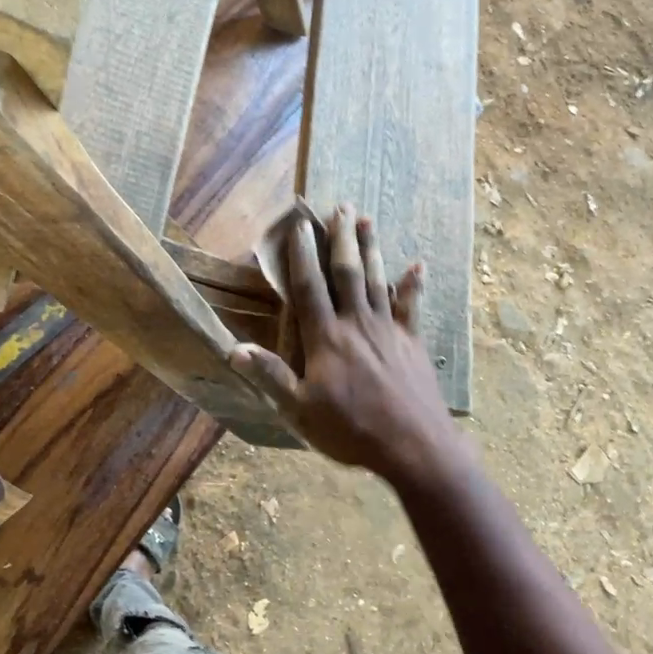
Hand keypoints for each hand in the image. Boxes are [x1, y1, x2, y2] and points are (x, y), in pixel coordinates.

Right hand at [231, 205, 464, 481]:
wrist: (414, 447)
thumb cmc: (351, 431)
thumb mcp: (301, 412)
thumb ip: (271, 377)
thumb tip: (235, 349)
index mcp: (326, 339)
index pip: (309, 288)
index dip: (302, 255)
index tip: (299, 226)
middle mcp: (357, 325)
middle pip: (347, 273)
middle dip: (341, 239)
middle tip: (340, 206)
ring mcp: (388, 331)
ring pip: (377, 280)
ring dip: (371, 249)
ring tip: (367, 220)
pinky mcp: (412, 344)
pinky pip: (411, 307)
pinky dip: (412, 285)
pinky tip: (417, 266)